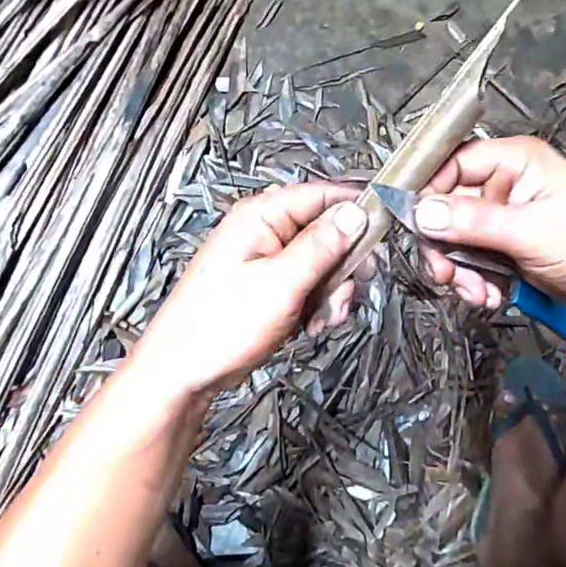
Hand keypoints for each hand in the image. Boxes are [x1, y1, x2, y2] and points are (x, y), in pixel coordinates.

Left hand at [130, 182, 367, 395]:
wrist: (185, 372)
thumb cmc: (215, 327)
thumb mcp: (280, 283)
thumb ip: (321, 245)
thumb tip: (354, 214)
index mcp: (261, 217)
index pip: (322, 194)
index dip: (355, 210)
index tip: (380, 231)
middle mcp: (266, 232)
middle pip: (328, 231)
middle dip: (345, 264)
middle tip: (348, 287)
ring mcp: (270, 260)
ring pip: (325, 262)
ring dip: (333, 291)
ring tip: (322, 315)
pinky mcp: (274, 285)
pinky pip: (313, 284)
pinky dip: (320, 304)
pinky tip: (311, 323)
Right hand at [415, 136, 565, 319]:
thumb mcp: (531, 232)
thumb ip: (473, 222)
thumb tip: (423, 212)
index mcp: (516, 160)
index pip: (454, 162)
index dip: (429, 190)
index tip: (414, 222)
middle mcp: (505, 182)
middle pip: (447, 204)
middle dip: (442, 243)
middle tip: (442, 274)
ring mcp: (502, 215)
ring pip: (454, 236)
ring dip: (457, 268)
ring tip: (474, 291)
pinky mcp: (502, 244)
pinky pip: (469, 257)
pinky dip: (472, 278)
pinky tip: (487, 294)